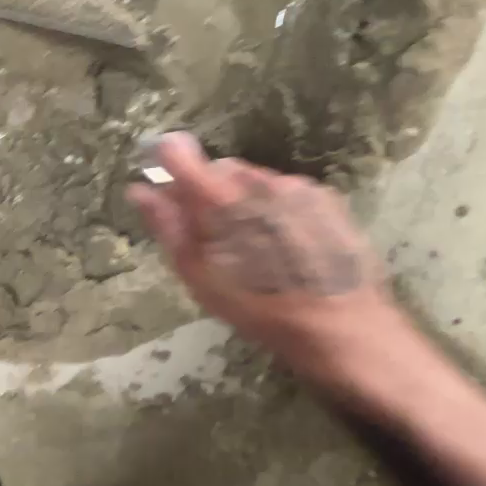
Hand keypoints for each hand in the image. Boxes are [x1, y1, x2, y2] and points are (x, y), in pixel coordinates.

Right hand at [126, 133, 401, 372]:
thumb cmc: (260, 309)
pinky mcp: (326, 198)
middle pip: (217, 169)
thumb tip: (139, 190)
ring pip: (251, 180)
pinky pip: (283, 191)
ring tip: (250, 244)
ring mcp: (296, 187)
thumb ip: (167, 226)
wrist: (346, 331)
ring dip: (241, 200)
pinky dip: (272, 207)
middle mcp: (258, 181)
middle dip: (206, 192)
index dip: (164, 160)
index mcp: (221, 198)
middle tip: (208, 233)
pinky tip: (282, 244)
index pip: (178, 153)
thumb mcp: (199, 276)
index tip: (160, 179)